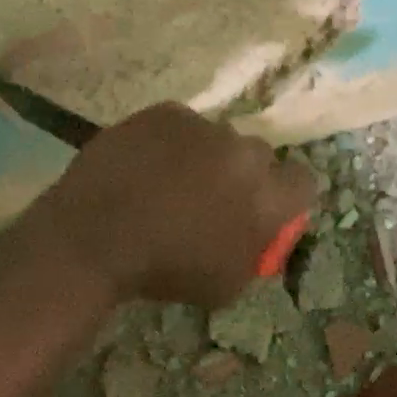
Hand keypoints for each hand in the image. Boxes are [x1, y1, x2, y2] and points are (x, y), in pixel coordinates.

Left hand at [28, 102, 315, 308]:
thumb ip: (253, 251)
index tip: (259, 208)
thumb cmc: (163, 272)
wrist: (94, 238)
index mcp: (267, 196)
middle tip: (207, 196)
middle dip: (239, 173)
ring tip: (165, 180)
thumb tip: (256, 235)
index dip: (282, 195)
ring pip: (213, 137)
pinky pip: (176, 125)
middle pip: (255, 155)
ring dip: (200, 155)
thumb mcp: (226, 283)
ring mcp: (200, 127)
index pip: (302, 182)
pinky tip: (142, 164)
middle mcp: (242, 152)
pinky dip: (165, 141)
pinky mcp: (162, 113)